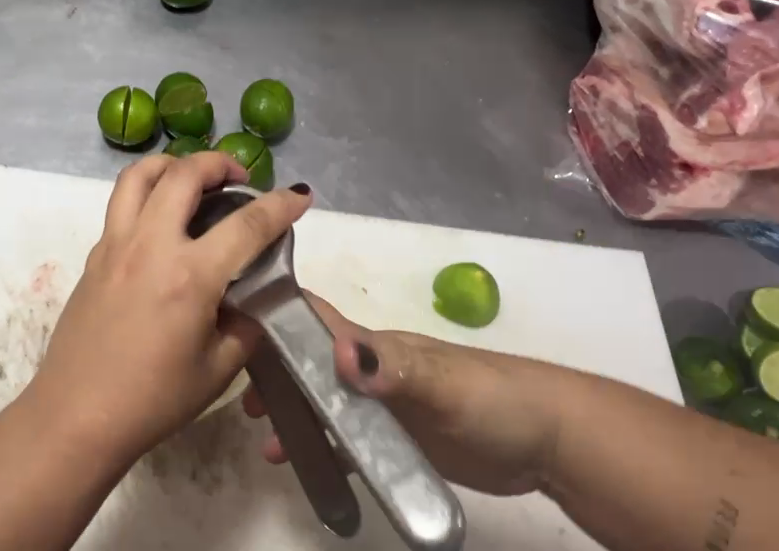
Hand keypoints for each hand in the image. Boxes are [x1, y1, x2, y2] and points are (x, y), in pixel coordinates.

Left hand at [23, 153, 311, 464]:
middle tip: (238, 178)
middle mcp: (151, 245)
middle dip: (218, 162)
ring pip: (139, 175)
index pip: (247, 225)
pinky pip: (121, 204)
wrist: (76, 416)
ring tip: (192, 178)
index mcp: (190, 276)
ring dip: (172, 164)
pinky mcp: (94, 255)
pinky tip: (161, 221)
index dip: (280, 205)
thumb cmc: (152, 400)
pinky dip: (146, 193)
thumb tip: (251, 302)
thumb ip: (244, 328)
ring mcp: (116, 245)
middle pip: (184, 174)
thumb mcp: (217, 371)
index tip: (300, 195)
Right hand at [243, 294, 563, 496]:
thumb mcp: (441, 383)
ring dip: (293, 413)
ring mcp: (383, 404)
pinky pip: (348, 440)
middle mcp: (370, 368)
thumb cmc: (493, 397)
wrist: (546, 440)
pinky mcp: (397, 440)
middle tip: (241, 399)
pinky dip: (322, 446)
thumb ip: (391, 367)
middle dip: (274, 373)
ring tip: (265, 438)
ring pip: (325, 402)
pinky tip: (303, 463)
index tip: (232, 323)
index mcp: (374, 343)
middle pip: (310, 363)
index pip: (316, 319)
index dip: (276, 315)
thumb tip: (337, 350)